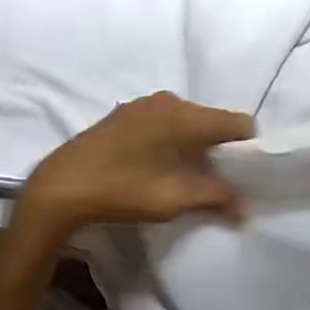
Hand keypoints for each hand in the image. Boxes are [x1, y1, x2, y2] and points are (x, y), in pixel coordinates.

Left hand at [13, 92, 252, 242]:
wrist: (62, 186)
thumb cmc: (124, 189)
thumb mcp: (176, 199)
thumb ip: (217, 199)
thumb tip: (244, 209)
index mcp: (186, 114)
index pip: (238, 123)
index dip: (248, 150)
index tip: (243, 178)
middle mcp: (168, 100)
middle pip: (212, 122)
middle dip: (220, 152)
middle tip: (216, 184)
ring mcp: (142, 104)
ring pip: (187, 123)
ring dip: (194, 149)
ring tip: (185, 180)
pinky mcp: (123, 115)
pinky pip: (163, 124)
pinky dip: (171, 144)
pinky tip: (157, 169)